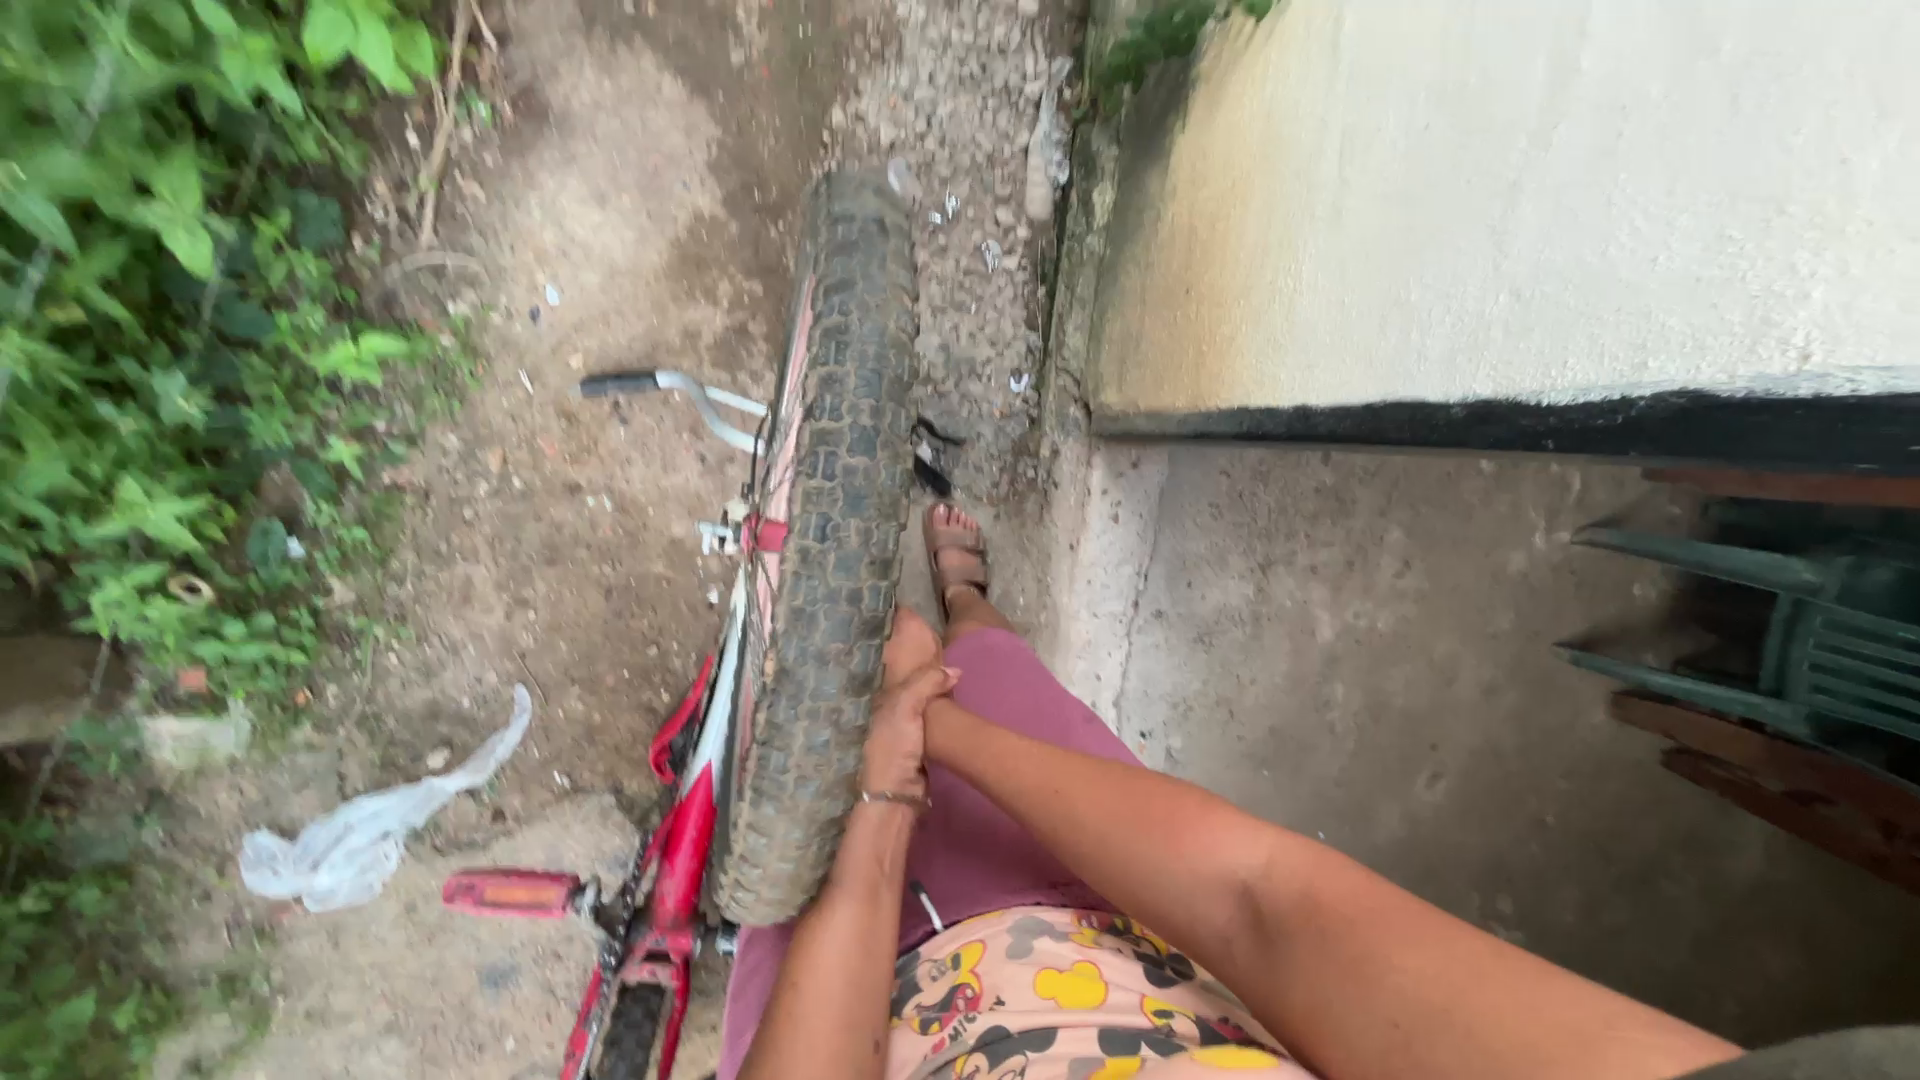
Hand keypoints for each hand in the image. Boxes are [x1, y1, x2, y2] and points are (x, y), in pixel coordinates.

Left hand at [860, 664, 959, 797]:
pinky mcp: (924, 750)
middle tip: (961, 671)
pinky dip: (947, 720)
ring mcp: (910, 734)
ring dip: (943, 702)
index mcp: (887, 702)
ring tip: (965, 688)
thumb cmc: (897, 745)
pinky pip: (938, 727)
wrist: (899, 792)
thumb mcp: (907, 706)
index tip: (945, 655)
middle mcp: (896, 715)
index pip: (907, 676)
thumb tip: (955, 670)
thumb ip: (927, 683)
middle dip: (935, 682)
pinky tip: (960, 714)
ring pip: (929, 710)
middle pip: (919, 692)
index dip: (924, 665)